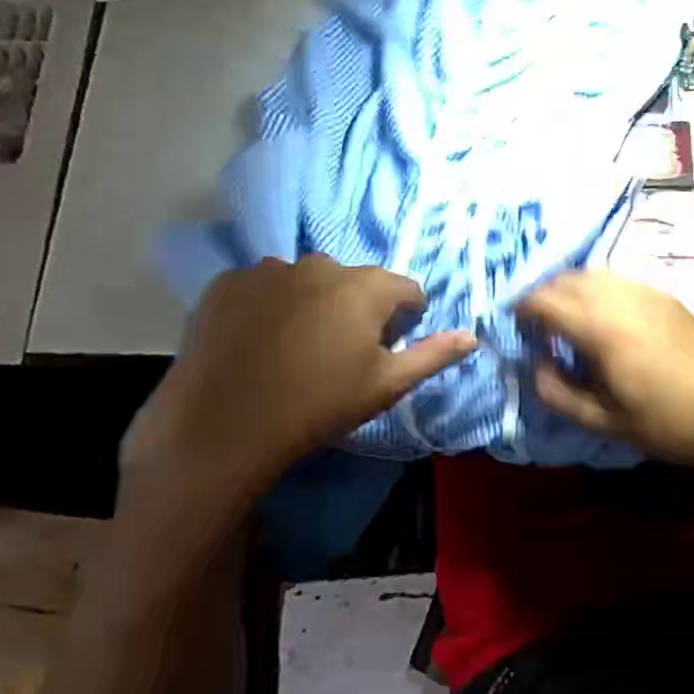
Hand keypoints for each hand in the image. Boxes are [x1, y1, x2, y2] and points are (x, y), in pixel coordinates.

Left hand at [126, 256, 476, 506]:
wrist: (221, 428)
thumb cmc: (319, 405)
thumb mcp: (388, 385)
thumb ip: (434, 354)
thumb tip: (472, 336)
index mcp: (366, 286)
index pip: (407, 289)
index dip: (406, 319)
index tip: (387, 349)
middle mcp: (321, 264)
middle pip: (358, 282)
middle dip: (359, 308)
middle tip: (342, 353)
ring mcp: (269, 270)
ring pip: (310, 281)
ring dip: (315, 302)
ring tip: (297, 347)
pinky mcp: (226, 284)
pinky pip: (265, 286)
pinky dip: (271, 304)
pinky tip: (259, 340)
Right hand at [517, 270, 693, 486]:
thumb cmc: (666, 423)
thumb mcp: (602, 420)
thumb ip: (557, 390)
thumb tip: (536, 362)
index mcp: (601, 327)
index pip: (546, 299)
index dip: (522, 308)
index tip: (515, 326)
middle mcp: (622, 297)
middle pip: (568, 279)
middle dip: (545, 296)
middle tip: (537, 326)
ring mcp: (647, 292)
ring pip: (595, 275)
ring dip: (572, 291)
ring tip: (568, 323)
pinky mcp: (666, 297)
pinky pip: (620, 282)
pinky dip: (599, 291)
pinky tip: (603, 321)